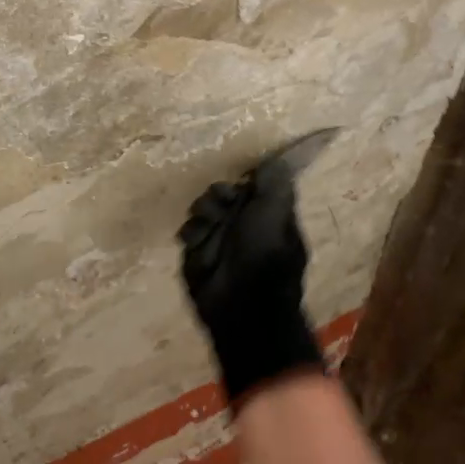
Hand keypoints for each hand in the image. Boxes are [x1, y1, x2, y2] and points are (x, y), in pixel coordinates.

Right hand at [177, 157, 324, 406]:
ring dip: (204, 216)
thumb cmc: (265, 256)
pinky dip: (191, 235)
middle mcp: (243, 226)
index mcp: (267, 216)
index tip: (240, 185)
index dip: (242, 182)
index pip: (248, 185)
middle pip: (221, 193)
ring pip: (202, 209)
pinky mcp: (197, 255)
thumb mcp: (276, 213)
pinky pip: (187, 232)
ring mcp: (219, 241)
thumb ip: (275, 183)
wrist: (241, 307)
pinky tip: (195, 244)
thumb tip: (277, 157)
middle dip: (218, 197)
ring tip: (207, 230)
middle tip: (222, 206)